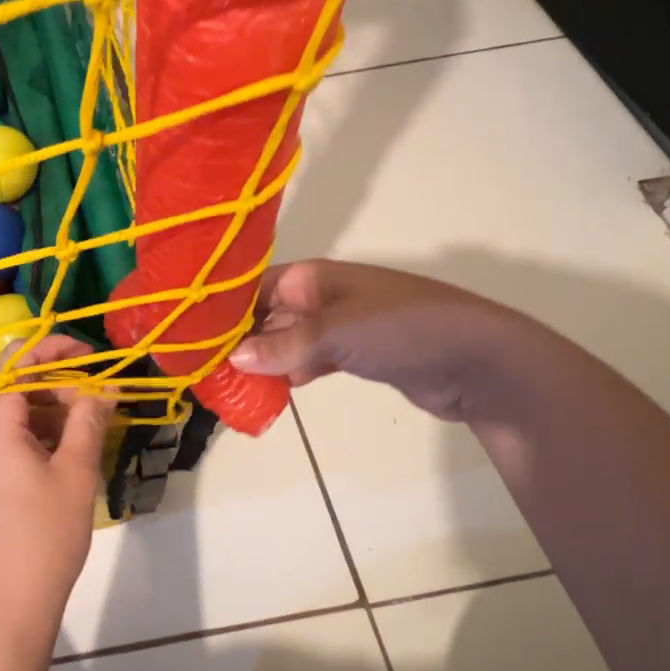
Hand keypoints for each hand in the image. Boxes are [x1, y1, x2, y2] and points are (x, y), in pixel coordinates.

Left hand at [0, 335, 111, 641]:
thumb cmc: (43, 536)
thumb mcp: (75, 473)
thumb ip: (87, 419)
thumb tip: (103, 387)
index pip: (21, 357)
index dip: (59, 348)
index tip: (96, 357)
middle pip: (14, 386)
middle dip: (58, 385)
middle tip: (100, 403)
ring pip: (8, 416)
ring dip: (46, 413)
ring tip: (87, 430)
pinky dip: (30, 437)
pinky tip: (61, 457)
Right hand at [228, 260, 548, 421]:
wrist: (481, 362)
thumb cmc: (406, 330)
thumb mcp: (339, 333)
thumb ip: (285, 345)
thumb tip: (233, 358)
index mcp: (314, 278)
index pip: (253, 287)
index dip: (222, 307)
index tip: (187, 332)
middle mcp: (321, 297)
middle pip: (266, 315)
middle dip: (235, 338)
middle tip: (199, 366)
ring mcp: (340, 327)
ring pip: (285, 341)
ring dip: (260, 360)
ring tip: (223, 384)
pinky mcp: (356, 356)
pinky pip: (308, 361)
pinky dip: (288, 374)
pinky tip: (267, 392)